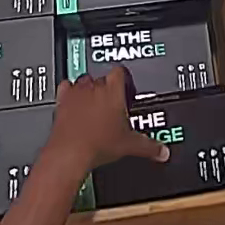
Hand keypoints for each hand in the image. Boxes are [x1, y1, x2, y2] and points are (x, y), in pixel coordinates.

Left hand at [42, 67, 168, 172]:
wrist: (70, 153)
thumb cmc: (98, 144)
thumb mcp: (131, 145)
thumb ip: (150, 146)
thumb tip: (163, 151)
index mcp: (113, 90)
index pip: (120, 71)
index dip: (124, 78)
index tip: (127, 88)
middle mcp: (94, 87)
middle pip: (102, 77)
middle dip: (108, 88)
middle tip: (113, 104)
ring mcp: (76, 94)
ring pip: (84, 80)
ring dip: (89, 88)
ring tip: (95, 103)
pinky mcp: (61, 102)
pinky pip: (65, 87)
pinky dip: (69, 92)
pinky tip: (73, 102)